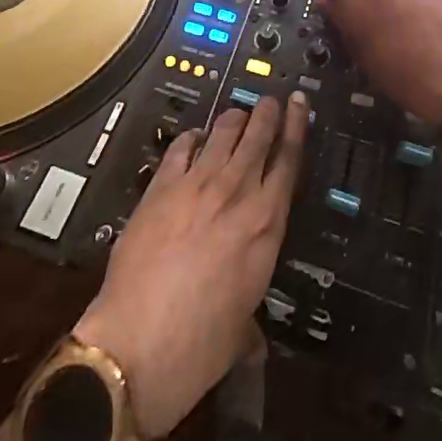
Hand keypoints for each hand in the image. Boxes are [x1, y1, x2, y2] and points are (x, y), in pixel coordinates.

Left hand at [72, 93, 308, 439]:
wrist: (142, 338)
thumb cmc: (202, 341)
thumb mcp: (242, 319)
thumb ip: (247, 300)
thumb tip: (246, 324)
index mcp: (265, 226)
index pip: (287, 163)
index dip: (296, 129)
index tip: (299, 105)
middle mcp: (234, 196)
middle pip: (255, 140)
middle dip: (266, 115)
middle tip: (271, 98)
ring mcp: (193, 187)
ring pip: (220, 137)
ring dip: (232, 120)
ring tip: (239, 110)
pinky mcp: (158, 189)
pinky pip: (179, 151)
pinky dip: (190, 139)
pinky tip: (194, 135)